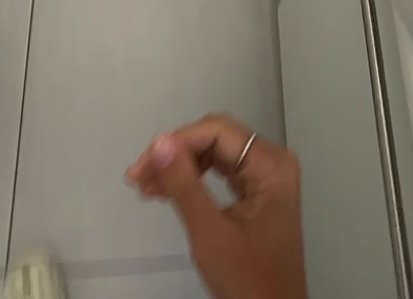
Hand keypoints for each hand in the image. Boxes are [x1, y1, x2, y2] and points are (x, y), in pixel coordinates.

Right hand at [126, 114, 307, 298]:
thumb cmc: (247, 280)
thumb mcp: (210, 233)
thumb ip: (184, 185)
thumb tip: (159, 142)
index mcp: (270, 164)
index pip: (217, 132)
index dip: (177, 142)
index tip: (142, 166)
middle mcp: (272, 161)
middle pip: (216, 138)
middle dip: (176, 153)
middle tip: (139, 176)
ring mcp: (267, 175)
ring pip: (215, 152)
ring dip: (181, 166)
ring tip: (147, 186)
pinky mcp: (258, 190)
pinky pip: (221, 170)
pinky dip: (194, 178)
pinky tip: (168, 190)